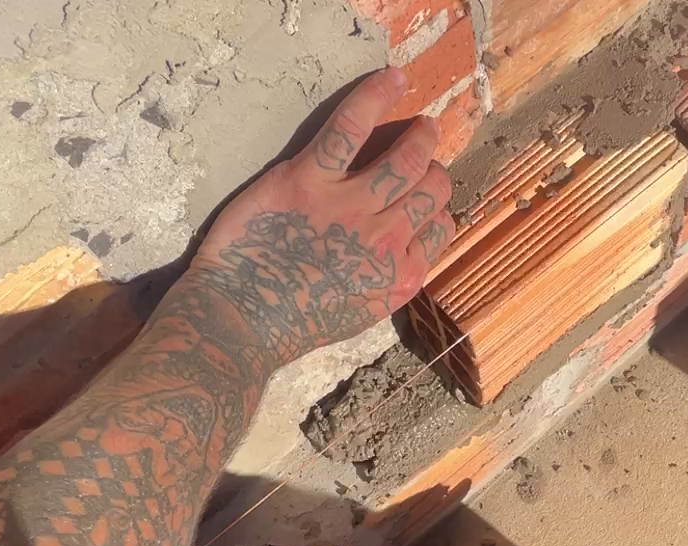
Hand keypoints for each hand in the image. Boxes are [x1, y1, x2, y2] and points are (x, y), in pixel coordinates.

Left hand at [171, 67, 457, 369]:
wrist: (246, 320)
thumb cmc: (299, 323)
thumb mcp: (362, 313)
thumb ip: (390, 279)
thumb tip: (405, 249)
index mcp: (402, 277)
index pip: (441, 227)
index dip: (436, 209)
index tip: (424, 200)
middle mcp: (388, 240)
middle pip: (432, 189)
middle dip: (434, 169)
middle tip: (425, 151)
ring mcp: (351, 206)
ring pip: (408, 159)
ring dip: (420, 137)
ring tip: (420, 124)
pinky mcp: (309, 178)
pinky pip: (351, 127)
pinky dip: (375, 96)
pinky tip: (393, 79)